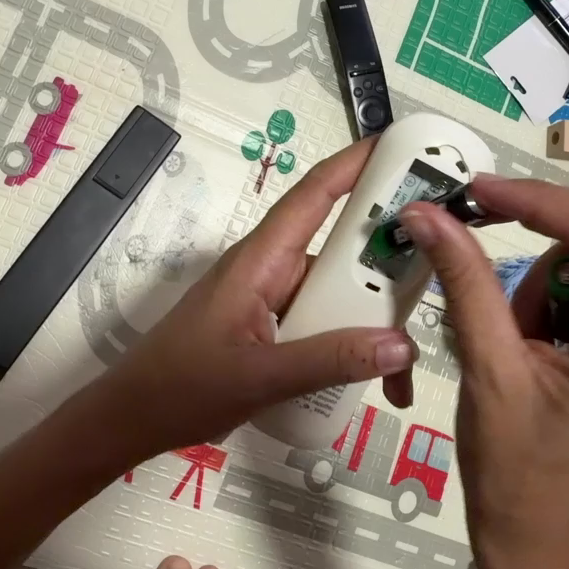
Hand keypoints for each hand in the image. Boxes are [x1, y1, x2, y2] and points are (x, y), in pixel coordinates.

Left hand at [94, 138, 417, 461]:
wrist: (133, 420)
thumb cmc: (182, 387)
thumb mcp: (260, 376)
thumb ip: (330, 360)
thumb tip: (402, 345)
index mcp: (262, 260)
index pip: (315, 195)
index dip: (357, 164)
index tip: (405, 148)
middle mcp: (272, 271)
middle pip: (340, 249)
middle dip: (387, 263)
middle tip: (436, 282)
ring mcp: (274, 301)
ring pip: (337, 293)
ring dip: (372, 321)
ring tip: (404, 365)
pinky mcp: (274, 330)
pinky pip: (324, 325)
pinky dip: (351, 347)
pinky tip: (373, 382)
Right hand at [400, 178, 568, 568]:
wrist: (525, 530)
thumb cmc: (509, 467)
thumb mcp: (486, 368)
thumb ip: (464, 282)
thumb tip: (429, 213)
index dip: (544, 202)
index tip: (480, 191)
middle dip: (536, 239)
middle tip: (475, 235)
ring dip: (533, 283)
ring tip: (508, 343)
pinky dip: (539, 299)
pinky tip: (522, 345)